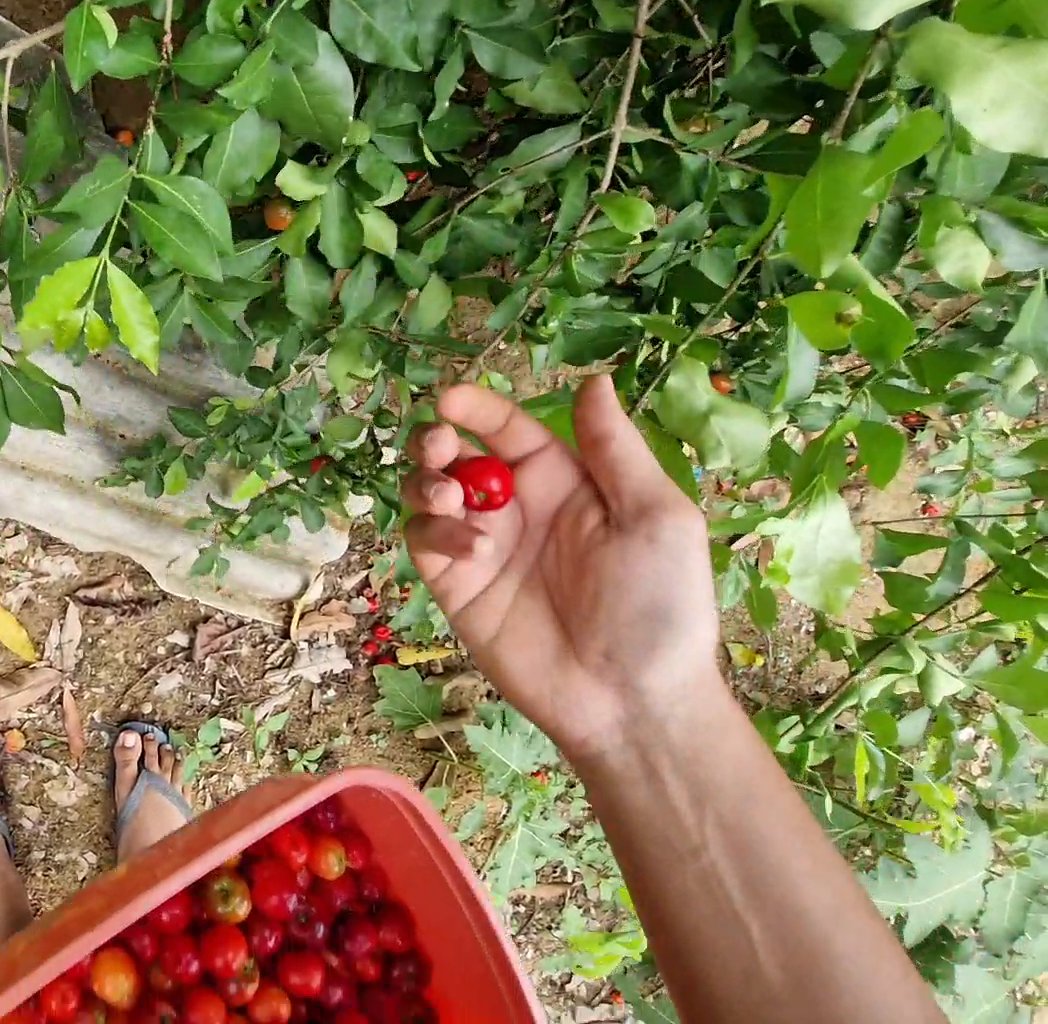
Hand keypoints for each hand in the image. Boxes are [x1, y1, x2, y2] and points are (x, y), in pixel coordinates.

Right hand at [402, 376, 722, 763]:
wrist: (626, 699)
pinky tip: (470, 550)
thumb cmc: (657, 605)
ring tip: (449, 496)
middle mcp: (512, 507)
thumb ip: (615, 449)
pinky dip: (435, 533)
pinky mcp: (451, 583)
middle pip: (452, 455)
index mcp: (561, 482)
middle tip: (434, 445)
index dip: (476, 408)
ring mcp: (477, 545)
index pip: (506, 430)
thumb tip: (595, 381)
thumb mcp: (656, 517)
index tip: (449, 399)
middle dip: (433, 441)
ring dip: (425, 482)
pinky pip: (424, 539)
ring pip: (425, 492)